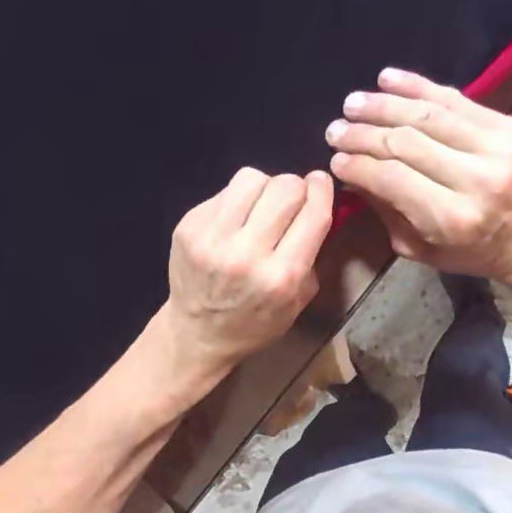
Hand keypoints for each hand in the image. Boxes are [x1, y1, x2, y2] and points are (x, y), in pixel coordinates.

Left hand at [165, 168, 333, 368]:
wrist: (197, 334)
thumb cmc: (255, 321)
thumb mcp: (298, 301)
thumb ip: (312, 254)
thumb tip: (317, 205)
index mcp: (281, 277)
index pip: (314, 214)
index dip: (323, 190)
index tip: (320, 182)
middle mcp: (246, 254)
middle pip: (285, 188)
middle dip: (295, 187)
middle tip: (291, 199)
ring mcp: (212, 238)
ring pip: (251, 178)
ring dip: (264, 187)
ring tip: (261, 205)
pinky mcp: (188, 227)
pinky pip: (224, 192)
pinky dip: (236, 199)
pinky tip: (235, 219)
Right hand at [326, 68, 511, 281]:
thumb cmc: (464, 250)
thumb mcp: (415, 246)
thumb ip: (384, 207)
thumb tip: (349, 171)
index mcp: (453, 219)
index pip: (392, 179)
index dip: (358, 165)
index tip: (334, 159)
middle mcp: (478, 181)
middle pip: (406, 143)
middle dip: (363, 135)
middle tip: (336, 130)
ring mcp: (496, 149)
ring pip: (427, 116)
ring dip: (383, 106)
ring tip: (353, 103)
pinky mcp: (506, 126)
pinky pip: (453, 99)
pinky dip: (417, 85)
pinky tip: (386, 79)